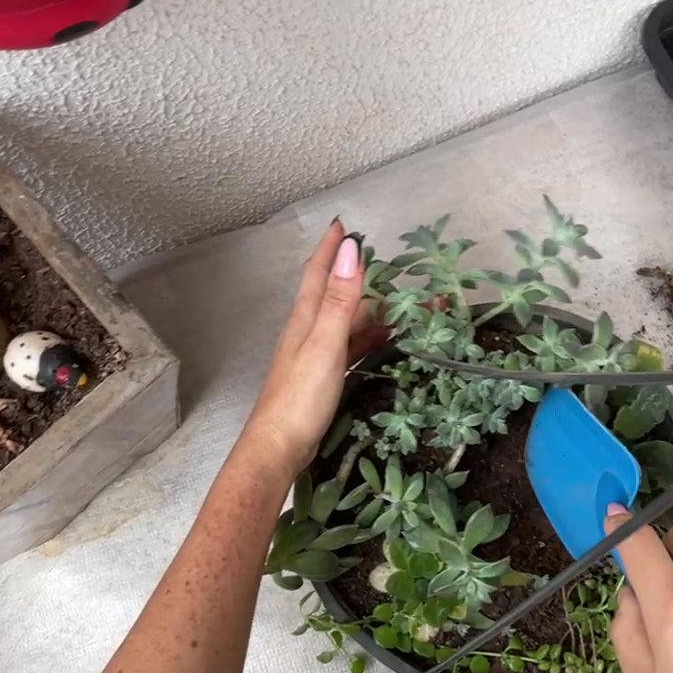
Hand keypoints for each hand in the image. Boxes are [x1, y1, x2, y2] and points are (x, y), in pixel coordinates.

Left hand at [242, 222, 386, 476]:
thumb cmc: (300, 398)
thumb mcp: (325, 344)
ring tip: (394, 301)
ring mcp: (312, 356)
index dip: (329, 248)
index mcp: (306, 319)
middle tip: (381, 259)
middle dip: (353, 274)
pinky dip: (365, 338)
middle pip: (332, 294)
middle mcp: (306, 332)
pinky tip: (381, 340)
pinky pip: (347, 347)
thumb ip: (339, 300)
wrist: (278, 449)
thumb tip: (350, 250)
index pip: (318, 273)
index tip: (342, 224)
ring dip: (364, 308)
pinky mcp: (320, 378)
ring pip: (342, 322)